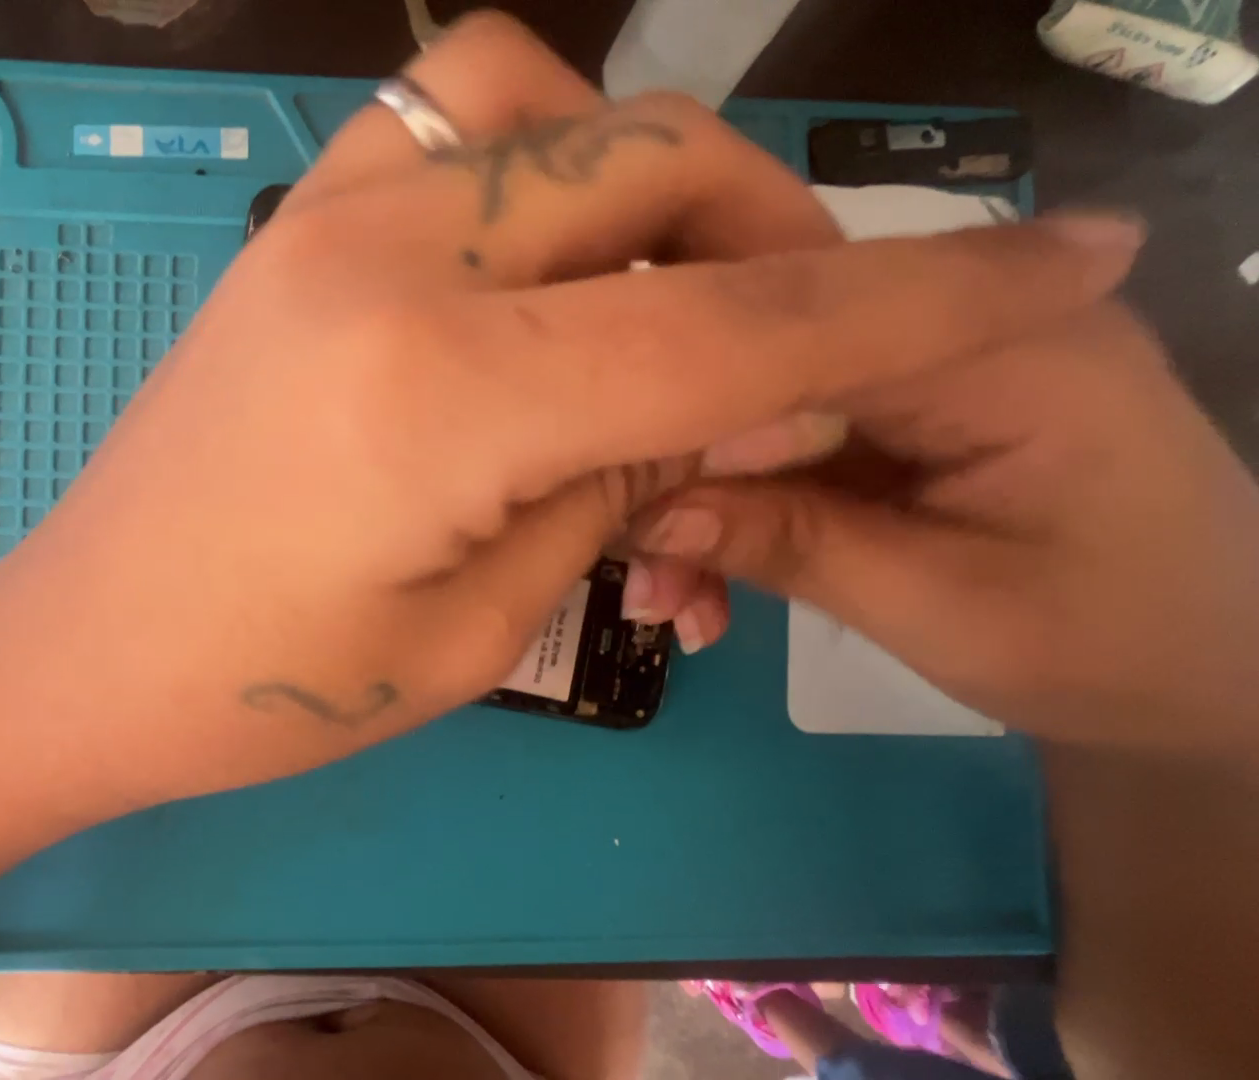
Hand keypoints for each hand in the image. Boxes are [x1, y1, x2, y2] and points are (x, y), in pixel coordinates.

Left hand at [0, 13, 1138, 805]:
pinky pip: (443, 132)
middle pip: (655, 167)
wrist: (80, 651)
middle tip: (784, 345)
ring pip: (550, 108)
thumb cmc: (256, 693)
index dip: (920, 304)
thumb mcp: (474, 631)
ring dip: (649, 185)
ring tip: (660, 300)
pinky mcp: (282, 234)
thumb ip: (608, 491)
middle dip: (770, 237)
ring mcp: (318, 222)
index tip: (1068, 264)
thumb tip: (719, 403)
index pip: (734, 328)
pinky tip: (533, 271)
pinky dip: (531, 167)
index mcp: (444, 393)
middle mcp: (386, 259)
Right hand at [628, 301, 1258, 748]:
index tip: (611, 469)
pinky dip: (737, 514)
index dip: (695, 386)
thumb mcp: (941, 607)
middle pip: (770, 367)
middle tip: (632, 563)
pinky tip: (705, 587)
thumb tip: (641, 513)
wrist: (1221, 687)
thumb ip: (790, 544)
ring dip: (700, 504)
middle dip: (686, 467)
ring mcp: (926, 377)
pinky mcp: (899, 421)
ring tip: (666, 601)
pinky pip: (783, 448)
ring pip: (762, 415)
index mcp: (1008, 350)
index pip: (807, 324)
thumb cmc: (1117, 648)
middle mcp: (962, 332)